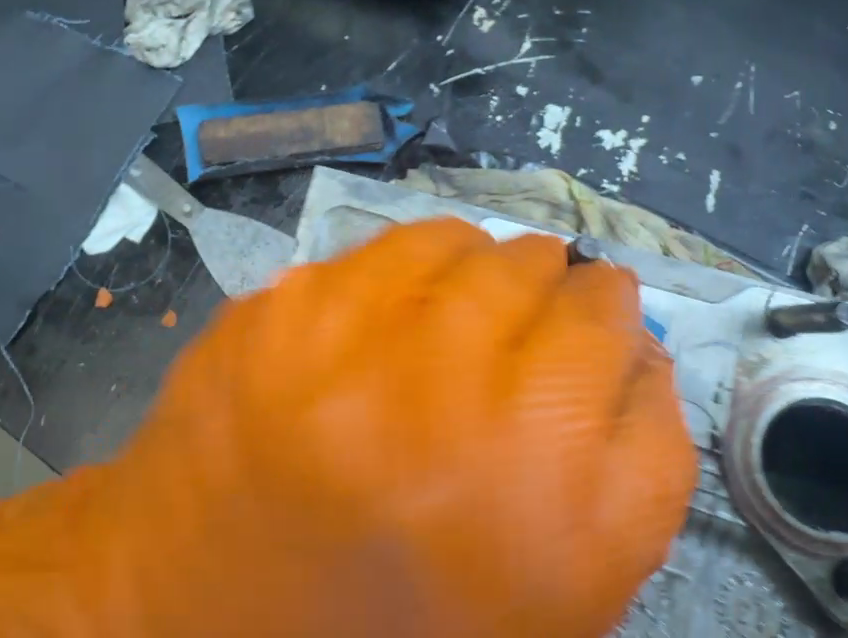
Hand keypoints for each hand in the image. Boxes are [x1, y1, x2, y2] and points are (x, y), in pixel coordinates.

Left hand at [0, 218, 697, 636]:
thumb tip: (638, 352)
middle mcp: (453, 398)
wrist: (209, 607)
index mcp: (542, 488)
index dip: (614, 315)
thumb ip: (634, 464)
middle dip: (555, 280)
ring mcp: (354, 340)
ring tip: (477, 285)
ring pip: (462, 245)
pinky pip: (380, 250)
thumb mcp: (560, 589)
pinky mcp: (281, 308)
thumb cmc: (400, 613)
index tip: (602, 311)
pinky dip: (411, 260)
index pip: (614, 335)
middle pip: (545, 277)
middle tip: (542, 294)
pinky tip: (405, 293)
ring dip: (484, 259)